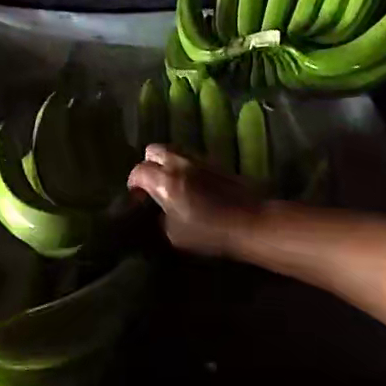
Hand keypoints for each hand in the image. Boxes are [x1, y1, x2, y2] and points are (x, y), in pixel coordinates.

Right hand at [127, 145, 263, 256]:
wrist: (252, 223)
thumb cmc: (209, 232)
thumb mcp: (173, 235)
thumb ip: (160, 218)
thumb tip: (159, 212)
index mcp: (165, 180)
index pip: (138, 171)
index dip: (134, 186)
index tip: (139, 201)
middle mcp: (180, 163)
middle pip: (154, 150)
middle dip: (148, 165)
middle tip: (153, 186)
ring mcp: (201, 160)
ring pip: (175, 150)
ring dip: (168, 164)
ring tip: (172, 185)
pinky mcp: (217, 164)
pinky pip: (193, 158)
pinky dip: (186, 168)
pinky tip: (192, 186)